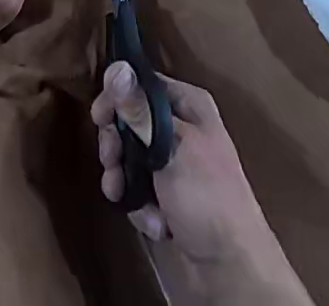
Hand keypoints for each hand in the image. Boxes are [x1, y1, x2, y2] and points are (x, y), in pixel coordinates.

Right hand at [91, 63, 277, 255]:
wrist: (229, 261)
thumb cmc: (205, 194)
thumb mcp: (170, 147)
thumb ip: (139, 111)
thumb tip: (116, 67)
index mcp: (189, 104)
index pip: (143, 84)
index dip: (117, 98)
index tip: (98, 119)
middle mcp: (181, 125)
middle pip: (131, 122)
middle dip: (117, 147)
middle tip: (112, 164)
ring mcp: (175, 160)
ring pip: (131, 157)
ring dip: (125, 181)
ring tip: (129, 199)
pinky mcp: (169, 191)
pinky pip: (140, 187)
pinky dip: (141, 204)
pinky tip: (156, 221)